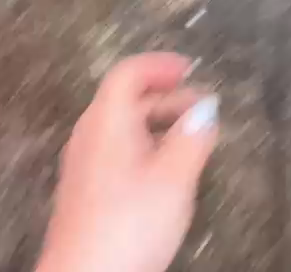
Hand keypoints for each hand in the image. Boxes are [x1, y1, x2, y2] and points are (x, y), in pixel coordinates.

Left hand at [35, 53, 218, 271]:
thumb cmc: (128, 224)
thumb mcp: (173, 179)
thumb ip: (192, 138)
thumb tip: (206, 107)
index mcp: (106, 118)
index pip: (129, 72)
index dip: (159, 65)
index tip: (188, 67)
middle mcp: (89, 130)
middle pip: (125, 96)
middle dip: (165, 95)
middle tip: (201, 104)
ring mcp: (83, 157)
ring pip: (122, 123)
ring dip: (156, 121)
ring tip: (190, 136)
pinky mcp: (85, 184)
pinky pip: (115, 146)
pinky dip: (143, 142)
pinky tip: (163, 168)